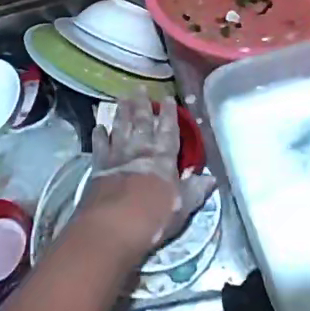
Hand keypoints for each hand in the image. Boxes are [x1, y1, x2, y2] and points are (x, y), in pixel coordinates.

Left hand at [87, 90, 215, 249]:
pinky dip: (99, 135)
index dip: (169, 114)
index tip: (167, 98)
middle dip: (142, 105)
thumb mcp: (183, 206)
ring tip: (121, 98)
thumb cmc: (154, 216)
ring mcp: (117, 155)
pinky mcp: (99, 164)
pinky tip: (98, 127)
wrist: (114, 222)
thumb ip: (195, 190)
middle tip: (139, 88)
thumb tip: (211, 178)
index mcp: (163, 158)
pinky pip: (99, 145)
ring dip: (121, 113)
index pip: (168, 131)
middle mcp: (140, 150)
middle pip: (142, 123)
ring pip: (120, 128)